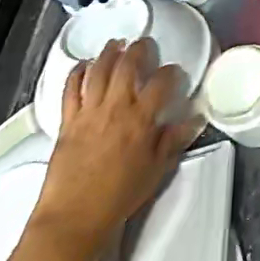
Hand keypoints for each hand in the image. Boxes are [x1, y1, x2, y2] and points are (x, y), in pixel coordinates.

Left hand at [32, 37, 200, 250]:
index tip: (174, 72)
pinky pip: (70, 89)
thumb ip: (173, 141)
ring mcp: (88, 113)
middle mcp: (114, 109)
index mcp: (140, 120)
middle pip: (127, 67)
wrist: (74, 216)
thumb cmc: (118, 196)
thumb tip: (193, 122)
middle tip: (144, 44)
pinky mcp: (67, 122)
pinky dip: (77, 73)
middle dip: (138, 51)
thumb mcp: (156, 170)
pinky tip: (83, 66)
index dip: (171, 73)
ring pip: (98, 71)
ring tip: (116, 44)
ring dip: (108, 54)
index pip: (161, 83)